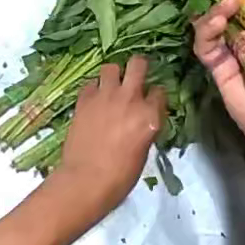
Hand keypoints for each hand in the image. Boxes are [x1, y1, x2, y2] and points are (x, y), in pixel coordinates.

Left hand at [43, 57, 166, 227]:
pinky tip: (94, 99)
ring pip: (111, 67)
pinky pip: (90, 83)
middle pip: (138, 65)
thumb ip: (145, 127)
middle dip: (138, 67)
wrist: (87, 179)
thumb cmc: (121, 175)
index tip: (150, 100)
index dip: (155, 95)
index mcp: (150, 114)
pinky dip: (94, 88)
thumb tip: (140, 120)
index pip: (159, 91)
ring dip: (113, 75)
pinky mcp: (84, 100)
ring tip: (111, 86)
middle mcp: (130, 98)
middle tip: (134, 75)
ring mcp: (105, 96)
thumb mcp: (143, 150)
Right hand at [192, 0, 244, 147]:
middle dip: (229, 4)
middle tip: (232, 0)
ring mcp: (233, 55)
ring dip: (215, 13)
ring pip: (215, 26)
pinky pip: (205, 46)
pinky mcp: (218, 68)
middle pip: (232, 15)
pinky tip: (216, 23)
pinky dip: (206, 31)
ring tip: (224, 8)